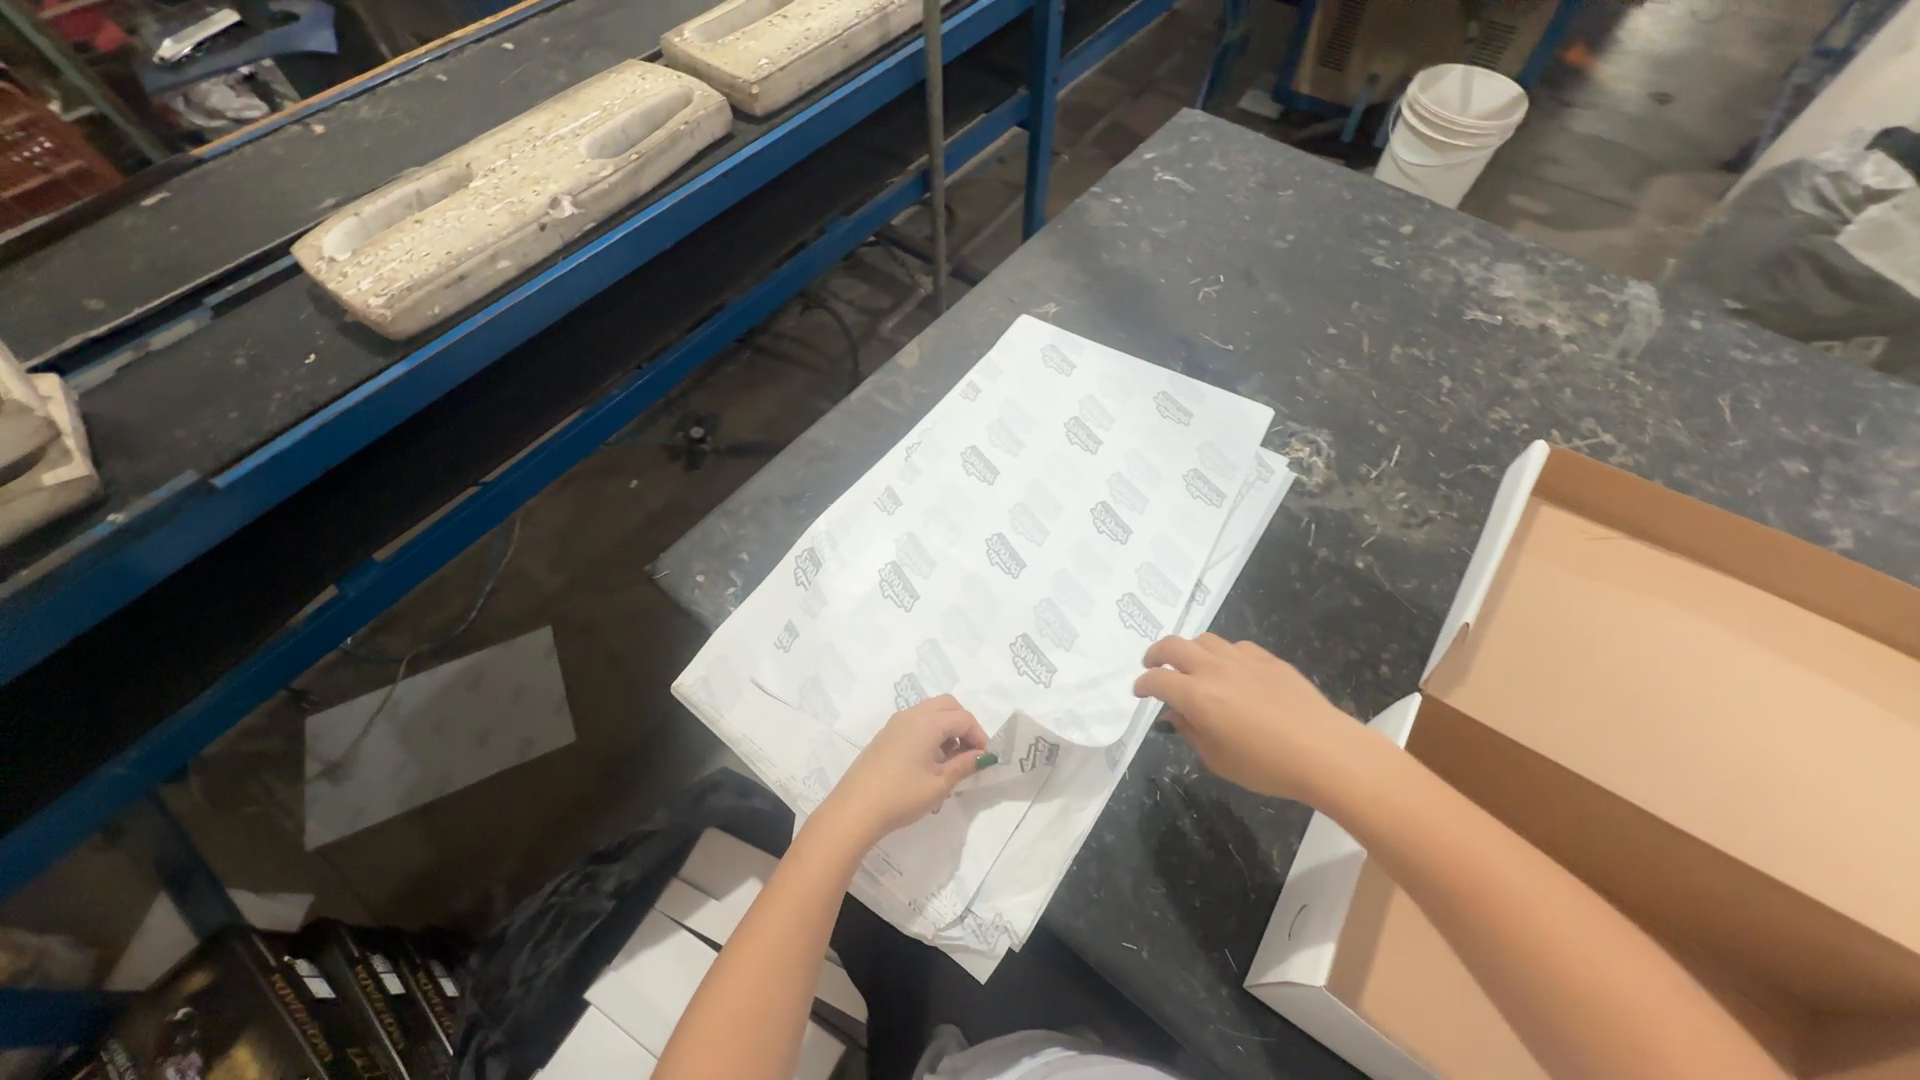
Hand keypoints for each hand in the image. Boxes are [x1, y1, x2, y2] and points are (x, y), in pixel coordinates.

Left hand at [816, 696, 994, 845]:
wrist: (856, 809)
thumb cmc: (902, 796)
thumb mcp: (939, 784)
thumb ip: (964, 765)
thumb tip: (981, 756)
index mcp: (927, 722)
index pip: (963, 718)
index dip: (979, 736)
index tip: (983, 759)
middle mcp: (911, 715)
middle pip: (947, 705)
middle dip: (963, 724)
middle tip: (968, 753)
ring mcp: (895, 723)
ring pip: (930, 711)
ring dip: (946, 727)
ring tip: (948, 759)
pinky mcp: (885, 735)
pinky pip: (915, 721)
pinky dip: (929, 731)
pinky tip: (927, 761)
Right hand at [1133, 634, 1382, 802]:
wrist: (1325, 752)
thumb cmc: (1266, 766)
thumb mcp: (1217, 760)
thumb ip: (1191, 732)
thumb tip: (1176, 714)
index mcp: (1196, 696)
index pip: (1156, 680)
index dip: (1142, 684)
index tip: (1139, 693)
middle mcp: (1214, 669)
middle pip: (1173, 646)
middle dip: (1156, 654)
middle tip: (1152, 666)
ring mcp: (1243, 660)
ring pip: (1204, 639)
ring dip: (1189, 650)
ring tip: (1191, 666)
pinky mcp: (1268, 659)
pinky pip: (1235, 646)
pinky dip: (1222, 654)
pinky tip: (1230, 670)